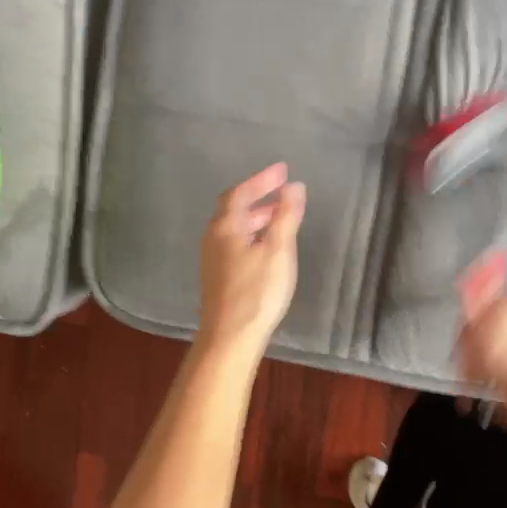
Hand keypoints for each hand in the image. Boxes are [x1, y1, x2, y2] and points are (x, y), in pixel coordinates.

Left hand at [198, 163, 305, 353]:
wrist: (230, 337)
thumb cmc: (257, 291)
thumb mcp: (278, 251)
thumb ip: (286, 216)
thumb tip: (294, 187)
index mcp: (226, 227)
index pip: (241, 192)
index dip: (262, 179)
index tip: (284, 170)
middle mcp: (214, 238)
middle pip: (233, 208)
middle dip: (258, 196)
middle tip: (283, 190)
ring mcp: (213, 259)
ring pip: (233, 227)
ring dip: (256, 216)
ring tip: (279, 217)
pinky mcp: (218, 276)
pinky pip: (234, 242)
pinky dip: (252, 233)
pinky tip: (266, 246)